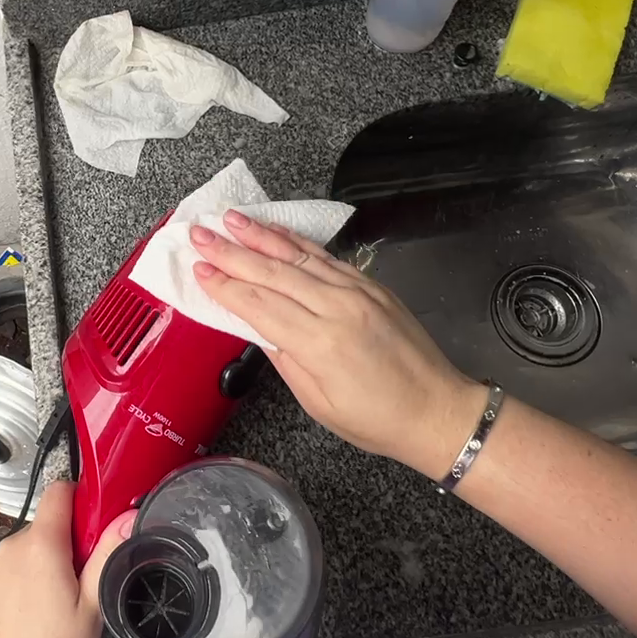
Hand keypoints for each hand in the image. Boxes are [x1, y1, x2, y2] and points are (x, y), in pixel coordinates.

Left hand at [0, 482, 133, 637]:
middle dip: (61, 547)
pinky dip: (10, 590)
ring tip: (47, 615)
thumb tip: (127, 516)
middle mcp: (7, 550)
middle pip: (41, 529)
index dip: (78, 501)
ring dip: (34, 569)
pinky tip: (20, 626)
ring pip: (18, 556)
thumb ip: (109, 555)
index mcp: (42, 546)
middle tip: (76, 586)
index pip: (58, 492)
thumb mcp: (93, 610)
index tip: (91, 525)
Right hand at [190, 210, 485, 472]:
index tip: (198, 269)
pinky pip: (325, 257)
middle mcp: (338, 309)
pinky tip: (274, 230)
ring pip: (297, 256)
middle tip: (199, 233)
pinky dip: (296, 241)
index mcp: (320, 344)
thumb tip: (254, 324)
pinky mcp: (370, 285)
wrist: (438, 410)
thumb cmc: (376, 419)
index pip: (259, 306)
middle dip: (231, 251)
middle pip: (272, 273)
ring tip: (229, 218)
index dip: (224, 286)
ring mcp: (357, 292)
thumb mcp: (317, 402)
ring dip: (259, 235)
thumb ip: (283, 357)